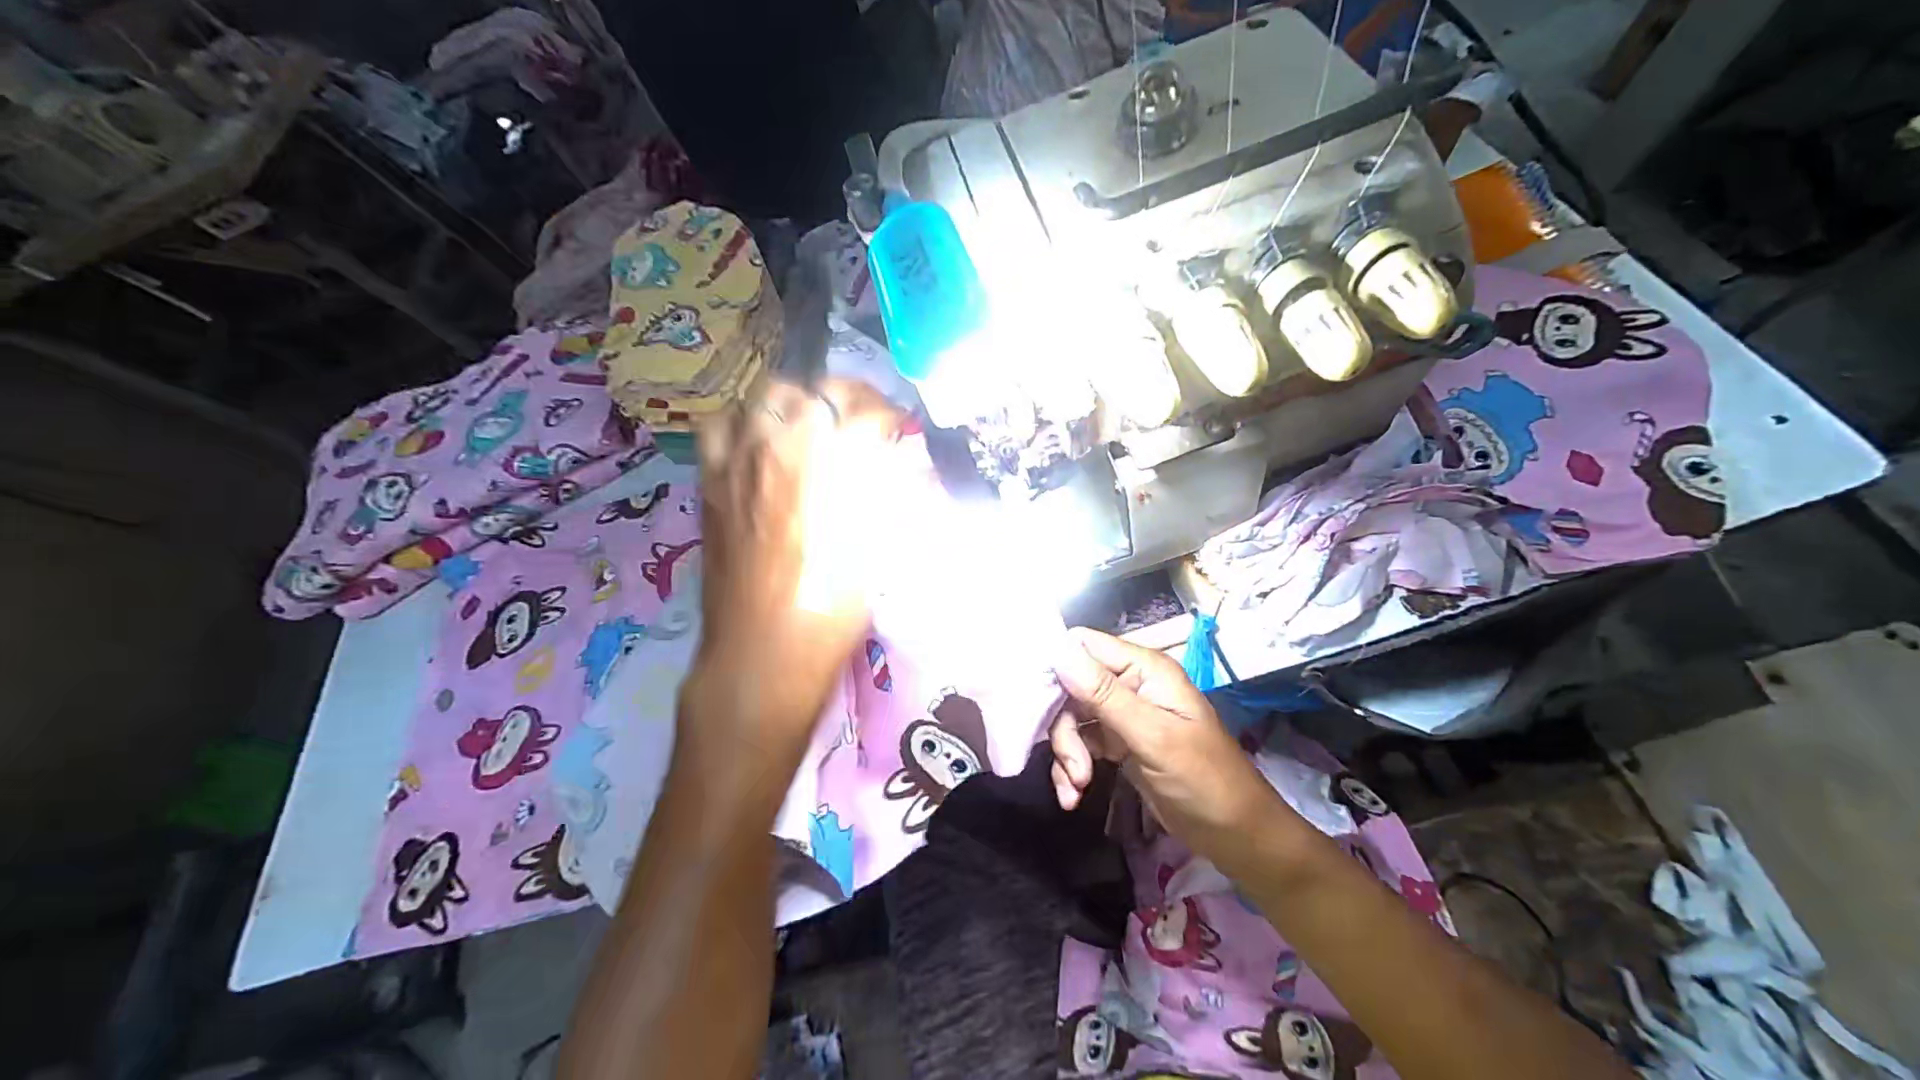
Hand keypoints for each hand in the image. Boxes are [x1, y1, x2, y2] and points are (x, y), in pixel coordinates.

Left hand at [686, 378, 902, 750]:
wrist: (762, 652)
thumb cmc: (831, 610)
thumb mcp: (877, 546)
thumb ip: (883, 490)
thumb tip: (889, 460)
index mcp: (832, 461)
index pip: (866, 408)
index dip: (888, 413)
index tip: (896, 429)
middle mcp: (781, 444)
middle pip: (814, 389)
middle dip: (843, 400)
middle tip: (856, 425)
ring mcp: (738, 458)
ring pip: (765, 397)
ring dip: (793, 406)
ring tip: (807, 430)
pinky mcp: (709, 480)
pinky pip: (720, 426)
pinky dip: (743, 425)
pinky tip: (758, 449)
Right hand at [1049, 628, 1285, 861]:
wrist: (1236, 836)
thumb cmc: (1204, 780)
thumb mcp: (1153, 737)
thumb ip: (1105, 695)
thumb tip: (1058, 653)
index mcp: (1145, 669)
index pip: (1084, 645)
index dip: (1055, 666)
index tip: (1033, 699)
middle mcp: (1131, 684)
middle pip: (1071, 686)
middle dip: (1063, 726)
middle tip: (1072, 764)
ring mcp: (1124, 715)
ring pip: (1072, 718)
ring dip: (1067, 753)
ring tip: (1077, 786)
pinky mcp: (1118, 743)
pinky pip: (1081, 744)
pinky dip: (1073, 768)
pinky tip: (1073, 794)